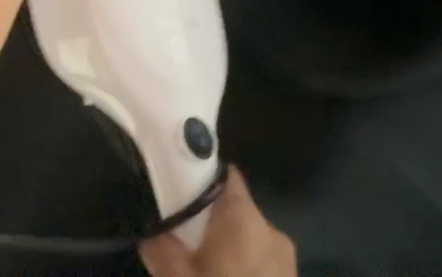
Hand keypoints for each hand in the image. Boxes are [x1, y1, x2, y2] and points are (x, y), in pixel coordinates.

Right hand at [139, 169, 296, 276]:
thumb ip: (160, 246)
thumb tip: (153, 231)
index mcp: (245, 221)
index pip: (222, 175)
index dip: (196, 175)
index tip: (172, 185)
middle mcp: (272, 233)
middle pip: (232, 208)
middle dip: (205, 218)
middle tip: (178, 236)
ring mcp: (287, 264)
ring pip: (246, 238)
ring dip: (223, 246)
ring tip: (197, 266)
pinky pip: (258, 263)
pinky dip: (238, 267)